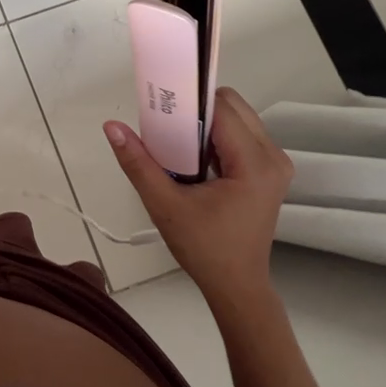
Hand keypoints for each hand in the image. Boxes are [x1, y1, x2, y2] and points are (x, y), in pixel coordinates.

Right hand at [105, 88, 292, 303]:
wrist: (235, 286)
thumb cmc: (204, 247)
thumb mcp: (164, 205)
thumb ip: (138, 162)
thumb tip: (111, 126)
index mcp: (254, 164)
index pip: (221, 108)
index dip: (189, 100)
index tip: (159, 102)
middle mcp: (272, 157)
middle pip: (231, 106)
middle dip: (196, 108)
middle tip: (166, 125)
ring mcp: (274, 164)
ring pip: (236, 117)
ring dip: (204, 121)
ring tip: (176, 141)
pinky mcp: (267, 172)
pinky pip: (240, 134)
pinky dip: (214, 135)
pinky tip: (191, 154)